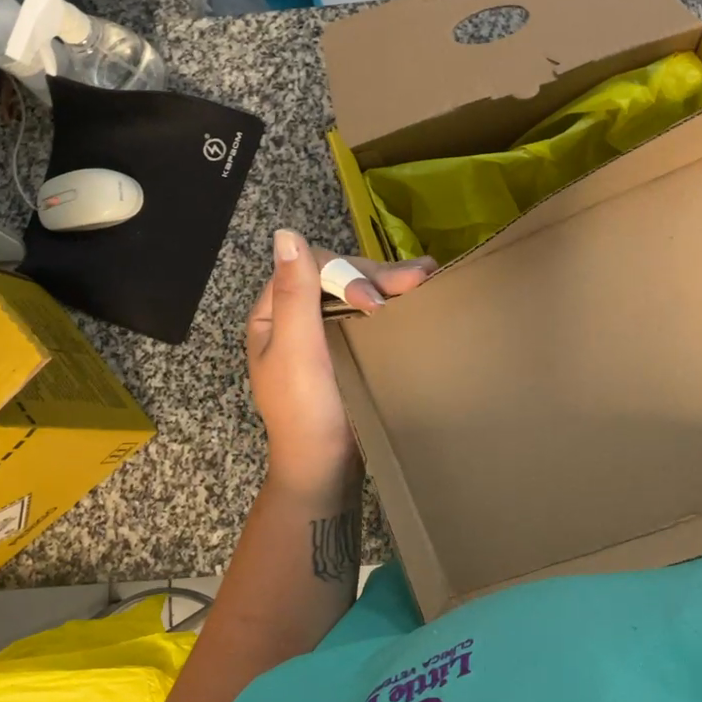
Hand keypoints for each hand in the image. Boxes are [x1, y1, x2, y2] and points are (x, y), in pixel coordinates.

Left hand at [246, 229, 435, 497]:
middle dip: (375, 275)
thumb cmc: (305, 412)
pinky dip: (391, 304)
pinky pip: (367, 316)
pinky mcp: (347, 351)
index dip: (345, 273)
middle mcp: (295, 318)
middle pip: (336, 276)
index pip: (311, 269)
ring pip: (355, 293)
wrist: (324, 468)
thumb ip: (294, 295)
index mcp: (272, 314)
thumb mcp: (295, 351)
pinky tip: (417, 296)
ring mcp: (322, 335)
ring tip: (428, 275)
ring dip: (390, 283)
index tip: (374, 299)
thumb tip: (286, 233)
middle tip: (421, 277)